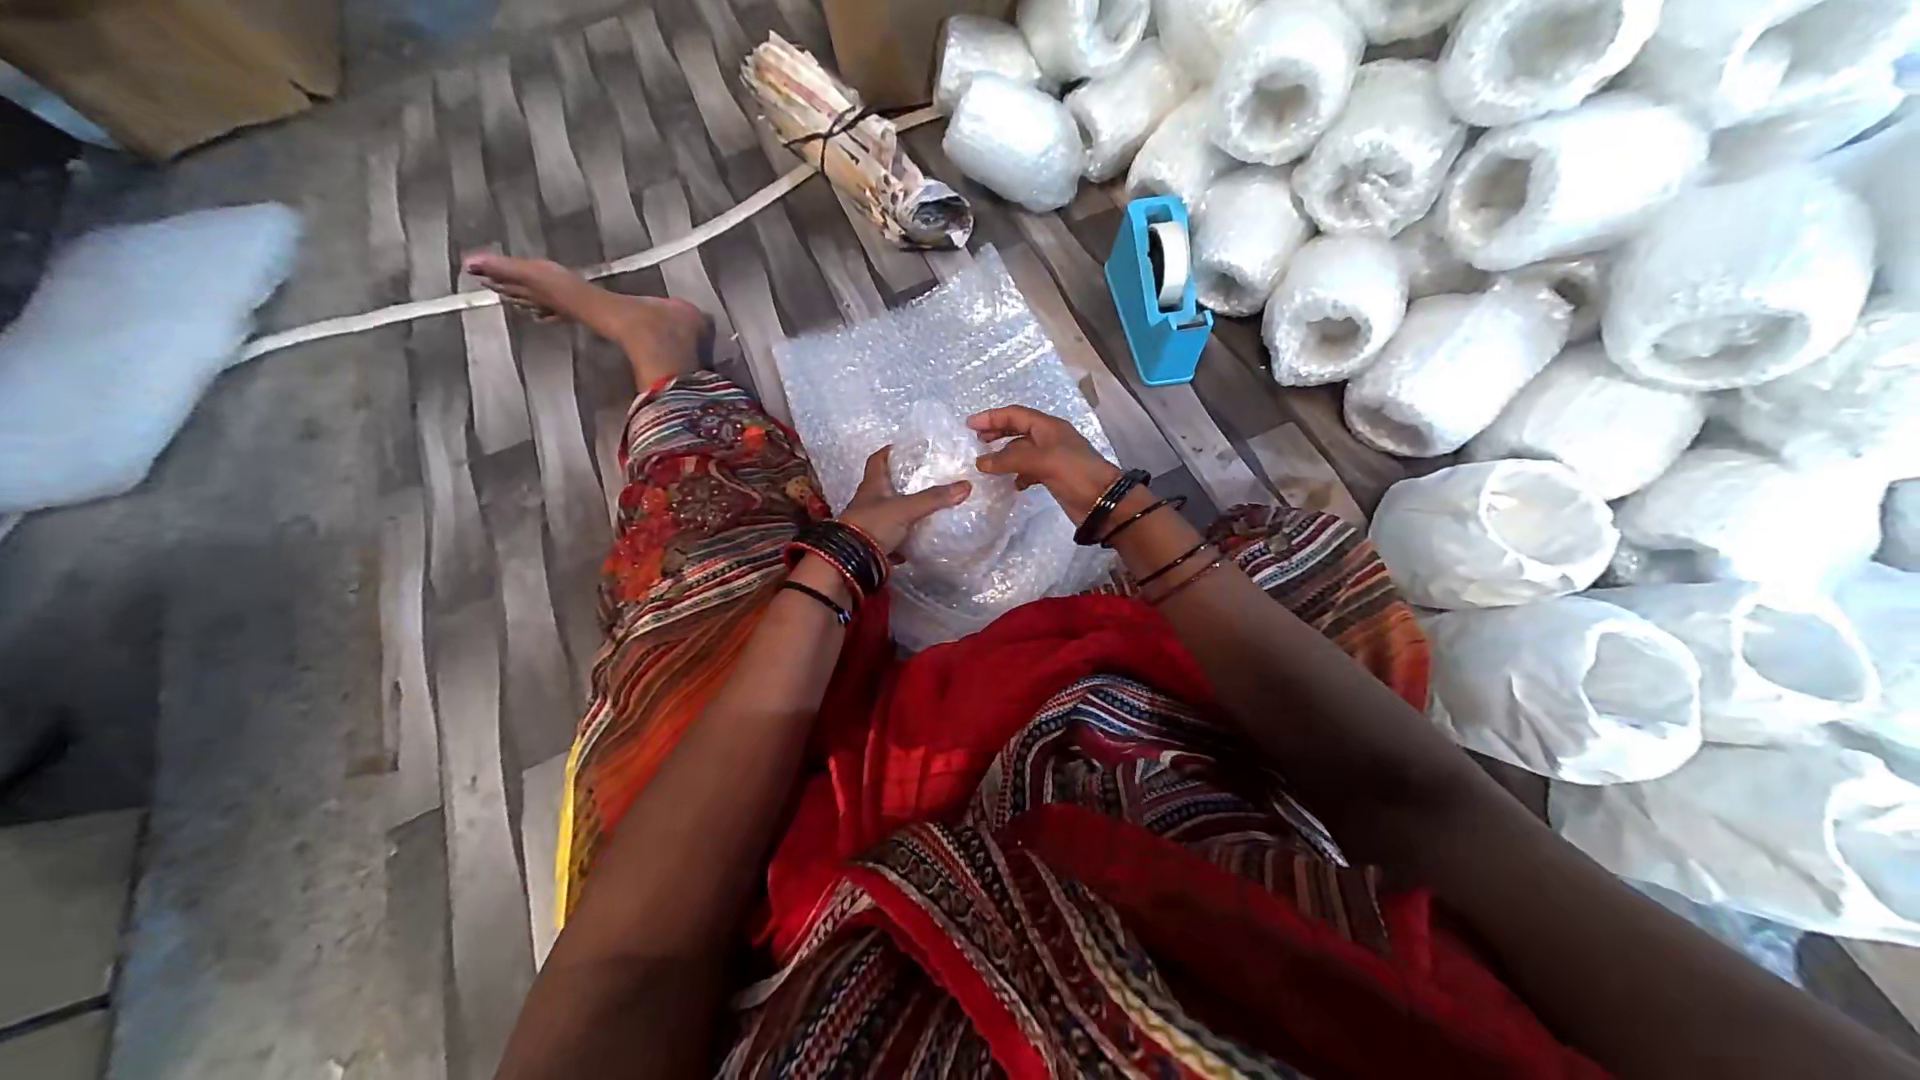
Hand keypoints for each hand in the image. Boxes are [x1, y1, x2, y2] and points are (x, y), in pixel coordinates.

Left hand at [838, 445, 971, 554]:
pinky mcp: (874, 543)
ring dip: (903, 508)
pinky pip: (892, 536)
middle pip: (884, 486)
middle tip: (922, 477)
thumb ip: (933, 498)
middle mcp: (868, 502)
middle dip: (901, 481)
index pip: (877, 460)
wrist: (851, 560)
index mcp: (872, 486)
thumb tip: (966, 485)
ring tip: (925, 504)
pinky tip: (919, 536)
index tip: (902, 447)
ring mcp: (870, 524)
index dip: (888, 452)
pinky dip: (904, 535)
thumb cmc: (873, 525)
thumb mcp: (906, 509)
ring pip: (888, 511)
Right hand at [968, 406, 1122, 522]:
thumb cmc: (1075, 473)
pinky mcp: (1053, 476)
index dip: (992, 418)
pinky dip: (1017, 474)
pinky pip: (1029, 469)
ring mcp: (1052, 458)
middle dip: (996, 433)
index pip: (1015, 415)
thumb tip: (981, 463)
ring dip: (1004, 455)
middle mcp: (1049, 438)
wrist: (1103, 502)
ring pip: (1022, 451)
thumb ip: (1010, 459)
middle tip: (976, 441)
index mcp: (1048, 427)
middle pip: (1018, 429)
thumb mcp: (1042, 461)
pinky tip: (1012, 484)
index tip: (970, 425)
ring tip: (987, 464)